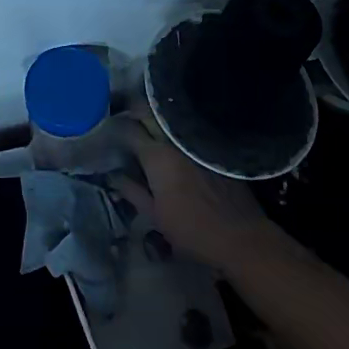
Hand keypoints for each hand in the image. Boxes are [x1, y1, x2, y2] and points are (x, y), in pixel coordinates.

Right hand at [110, 115, 274, 270]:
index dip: (115, 128)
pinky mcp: (212, 144)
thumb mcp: (155, 216)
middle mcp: (175, 139)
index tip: (108, 132)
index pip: (129, 129)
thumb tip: (114, 176)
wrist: (239, 235)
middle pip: (149, 113)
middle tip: (125, 125)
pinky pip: (187, 128)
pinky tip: (171, 139)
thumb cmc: (192, 229)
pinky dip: (174, 129)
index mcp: (157, 156)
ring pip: (168, 118)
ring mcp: (195, 139)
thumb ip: (131, 191)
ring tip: (145, 128)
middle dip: (133, 114)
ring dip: (154, 118)